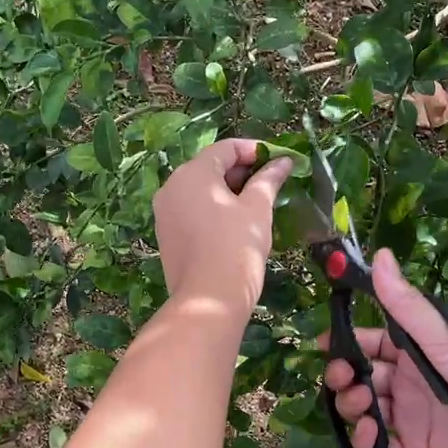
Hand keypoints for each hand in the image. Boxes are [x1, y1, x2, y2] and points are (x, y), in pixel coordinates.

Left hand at [153, 138, 293, 314]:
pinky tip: (234, 222)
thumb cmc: (237, 247)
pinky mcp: (165, 234)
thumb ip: (268, 180)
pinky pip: (191, 210)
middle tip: (272, 182)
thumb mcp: (258, 209)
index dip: (255, 150)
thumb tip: (283, 162)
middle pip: (210, 166)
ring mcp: (164, 211)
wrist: (208, 299)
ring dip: (228, 190)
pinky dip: (212, 208)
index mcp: (192, 173)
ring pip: (200, 189)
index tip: (279, 160)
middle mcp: (172, 186)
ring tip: (257, 202)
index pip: (226, 148)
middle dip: (242, 170)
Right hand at [323, 249, 447, 447]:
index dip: (346, 344)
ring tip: (364, 409)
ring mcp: (412, 417)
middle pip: (362, 377)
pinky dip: (367, 444)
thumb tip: (379, 255)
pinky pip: (381, 447)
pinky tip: (371, 436)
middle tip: (344, 380)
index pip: (371, 343)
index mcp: (417, 351)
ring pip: (365, 410)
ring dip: (353, 407)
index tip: (324, 346)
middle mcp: (410, 382)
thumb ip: (406, 304)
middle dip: (344, 377)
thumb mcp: (444, 338)